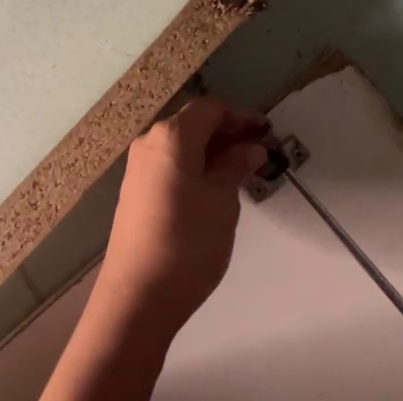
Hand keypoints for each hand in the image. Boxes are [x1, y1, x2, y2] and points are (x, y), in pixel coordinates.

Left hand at [94, 96, 269, 332]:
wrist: (137, 295)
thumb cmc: (187, 243)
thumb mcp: (222, 202)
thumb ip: (235, 167)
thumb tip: (250, 148)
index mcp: (171, 136)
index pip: (210, 108)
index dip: (241, 116)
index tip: (267, 132)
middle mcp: (149, 142)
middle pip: (193, 123)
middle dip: (227, 133)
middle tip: (259, 152)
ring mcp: (138, 167)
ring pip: (181, 145)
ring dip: (211, 151)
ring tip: (242, 171)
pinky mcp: (135, 190)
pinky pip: (169, 164)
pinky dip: (194, 166)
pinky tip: (213, 187)